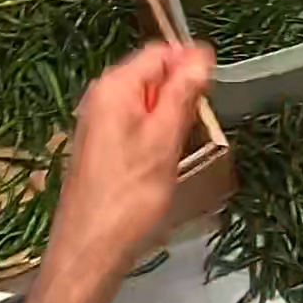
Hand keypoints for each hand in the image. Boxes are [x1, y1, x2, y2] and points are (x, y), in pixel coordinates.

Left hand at [50, 42, 213, 277]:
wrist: (89, 250)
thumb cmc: (131, 195)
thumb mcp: (165, 139)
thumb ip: (183, 92)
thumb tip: (200, 54)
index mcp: (115, 86)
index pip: (159, 52)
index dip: (190, 63)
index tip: (213, 89)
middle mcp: (102, 95)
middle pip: (152, 73)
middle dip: (180, 90)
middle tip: (198, 122)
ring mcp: (98, 120)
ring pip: (146, 99)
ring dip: (170, 113)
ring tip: (182, 144)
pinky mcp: (100, 143)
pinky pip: (134, 120)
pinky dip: (154, 130)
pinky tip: (164, 157)